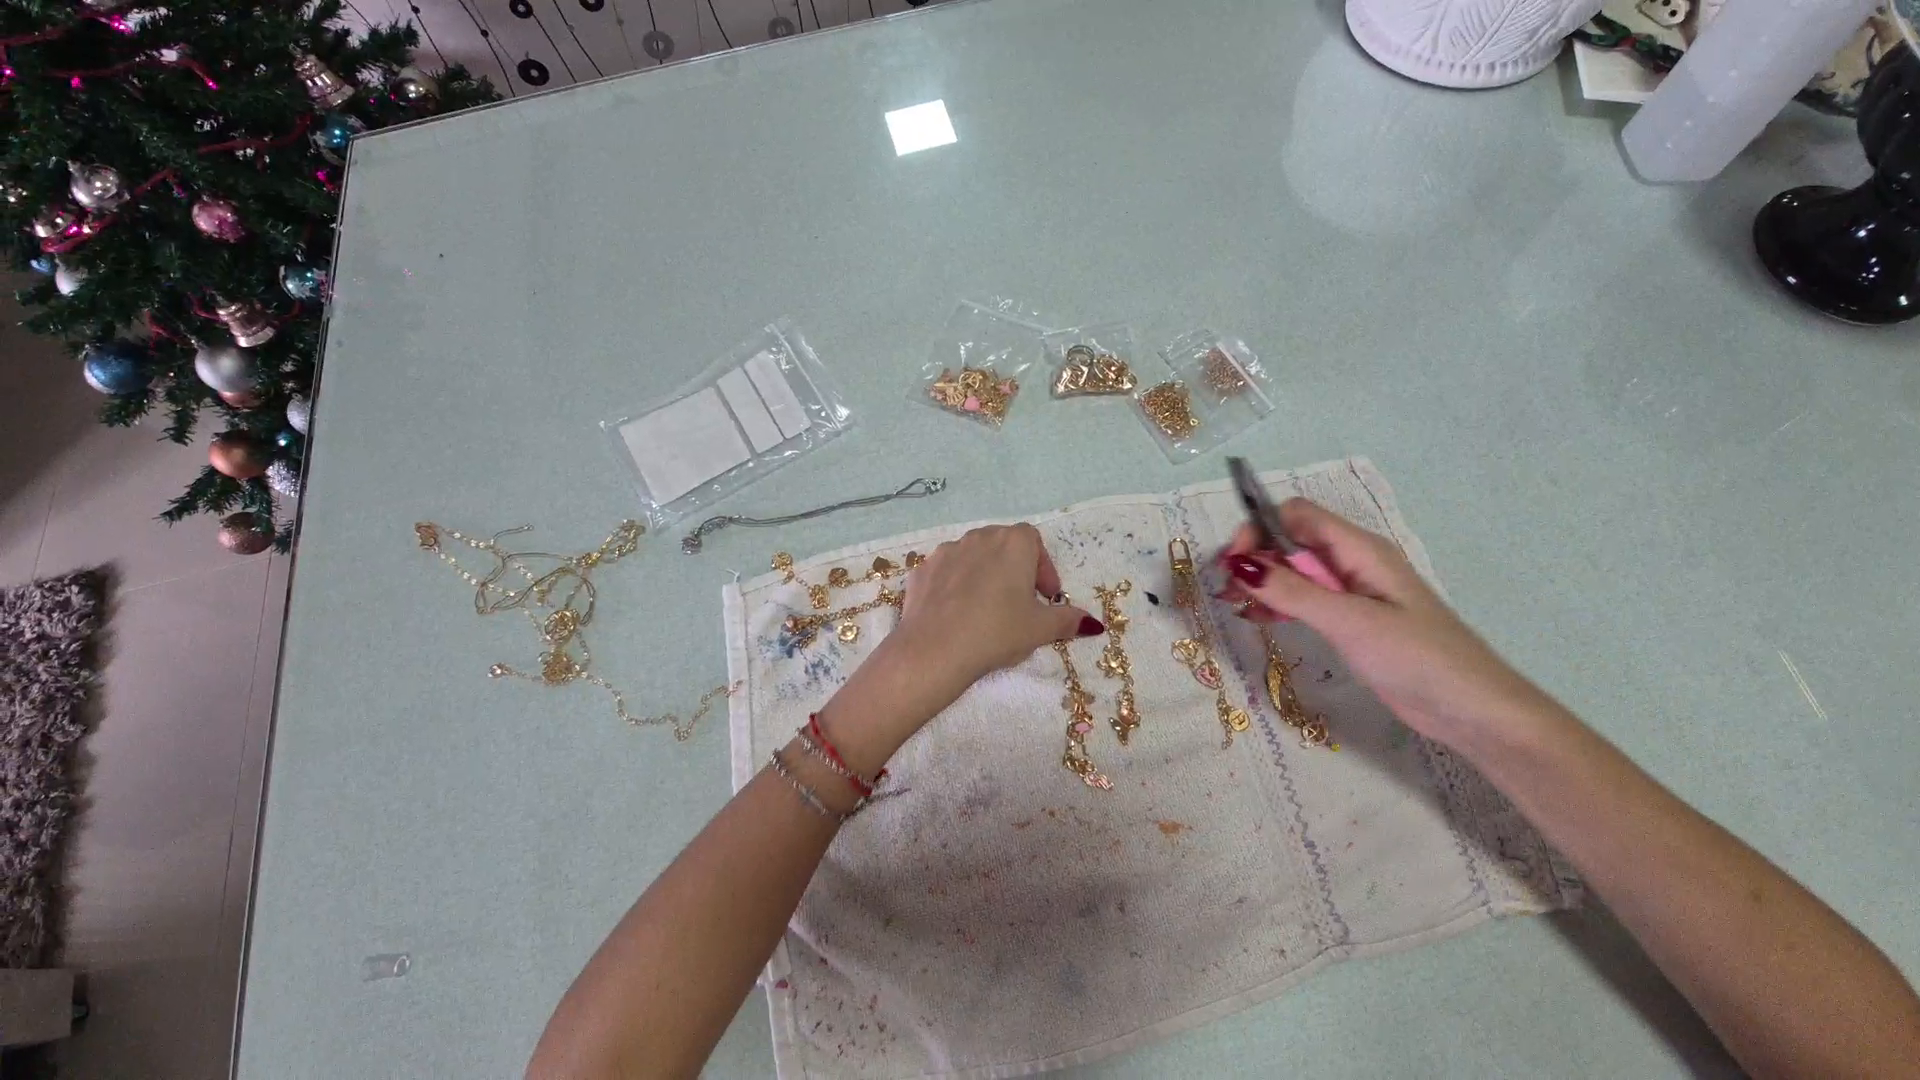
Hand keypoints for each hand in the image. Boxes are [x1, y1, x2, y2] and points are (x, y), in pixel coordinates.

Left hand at [888, 524, 1102, 705]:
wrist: (934, 650)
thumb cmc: (997, 632)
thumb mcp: (1040, 630)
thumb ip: (1068, 621)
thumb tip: (1092, 623)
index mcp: (1012, 543)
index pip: (1034, 541)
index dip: (1043, 567)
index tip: (1045, 597)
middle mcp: (978, 538)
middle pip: (1002, 544)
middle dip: (1015, 569)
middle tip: (1020, 603)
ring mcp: (945, 552)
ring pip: (972, 557)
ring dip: (984, 575)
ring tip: (987, 609)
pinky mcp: (921, 571)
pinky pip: (946, 572)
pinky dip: (955, 586)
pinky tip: (957, 614)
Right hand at [1216, 498, 1555, 746]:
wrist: (1472, 710)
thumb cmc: (1417, 658)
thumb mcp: (1349, 622)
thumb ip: (1293, 593)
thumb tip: (1238, 564)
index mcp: (1360, 550)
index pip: (1297, 516)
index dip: (1259, 529)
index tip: (1232, 564)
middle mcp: (1354, 563)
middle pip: (1291, 541)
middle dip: (1254, 557)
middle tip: (1224, 590)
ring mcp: (1354, 593)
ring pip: (1295, 572)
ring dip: (1262, 582)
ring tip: (1233, 605)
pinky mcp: (1353, 621)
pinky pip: (1306, 600)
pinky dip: (1279, 604)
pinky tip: (1259, 620)